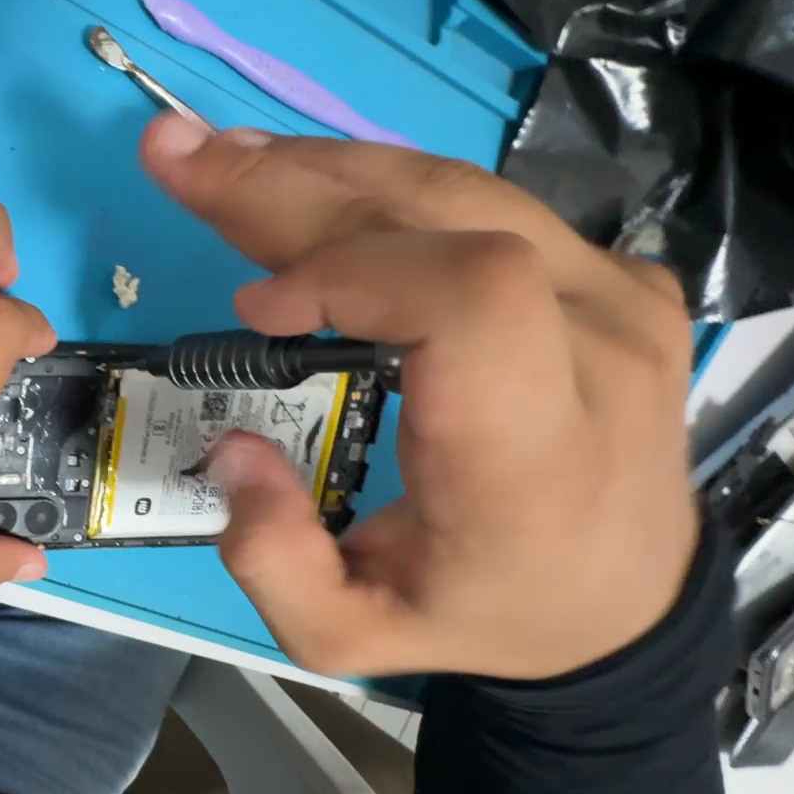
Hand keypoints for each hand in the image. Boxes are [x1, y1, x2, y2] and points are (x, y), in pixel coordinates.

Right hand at [141, 117, 699, 679]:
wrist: (614, 603)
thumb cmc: (470, 614)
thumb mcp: (341, 633)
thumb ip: (269, 560)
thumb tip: (230, 446)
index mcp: (530, 447)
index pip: (466, 298)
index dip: (344, 274)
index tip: (252, 309)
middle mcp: (594, 347)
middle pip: (440, 217)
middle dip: (289, 187)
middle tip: (179, 161)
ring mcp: (612, 296)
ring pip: (452, 189)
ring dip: (316, 171)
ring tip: (218, 160)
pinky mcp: (600, 275)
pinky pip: (469, 203)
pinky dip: (366, 186)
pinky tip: (297, 180)